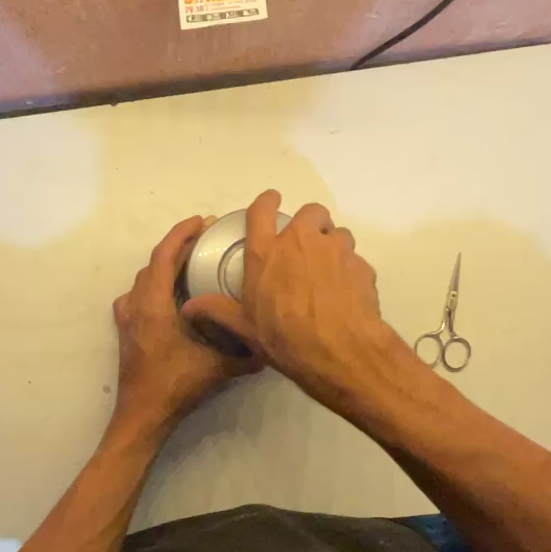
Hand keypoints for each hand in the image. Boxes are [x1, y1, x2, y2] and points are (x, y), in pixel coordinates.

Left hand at [112, 216, 262, 433]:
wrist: (143, 416)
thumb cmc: (175, 387)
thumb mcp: (217, 368)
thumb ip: (247, 355)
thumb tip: (274, 344)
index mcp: (154, 305)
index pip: (163, 256)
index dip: (181, 234)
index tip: (201, 221)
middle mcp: (136, 306)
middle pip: (153, 264)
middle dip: (177, 247)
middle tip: (204, 239)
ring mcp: (127, 319)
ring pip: (143, 280)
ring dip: (164, 266)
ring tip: (190, 263)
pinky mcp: (126, 332)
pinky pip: (137, 297)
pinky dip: (153, 286)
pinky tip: (170, 296)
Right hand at [182, 190, 411, 410]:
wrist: (338, 351)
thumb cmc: (283, 337)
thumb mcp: (244, 327)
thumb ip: (217, 310)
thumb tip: (189, 307)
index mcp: (266, 252)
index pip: (262, 211)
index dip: (267, 202)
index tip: (271, 200)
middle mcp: (301, 242)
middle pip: (310, 212)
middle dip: (309, 223)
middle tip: (305, 245)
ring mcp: (335, 250)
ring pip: (337, 233)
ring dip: (332, 245)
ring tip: (327, 269)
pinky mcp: (361, 266)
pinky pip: (355, 260)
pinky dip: (349, 270)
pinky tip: (344, 293)